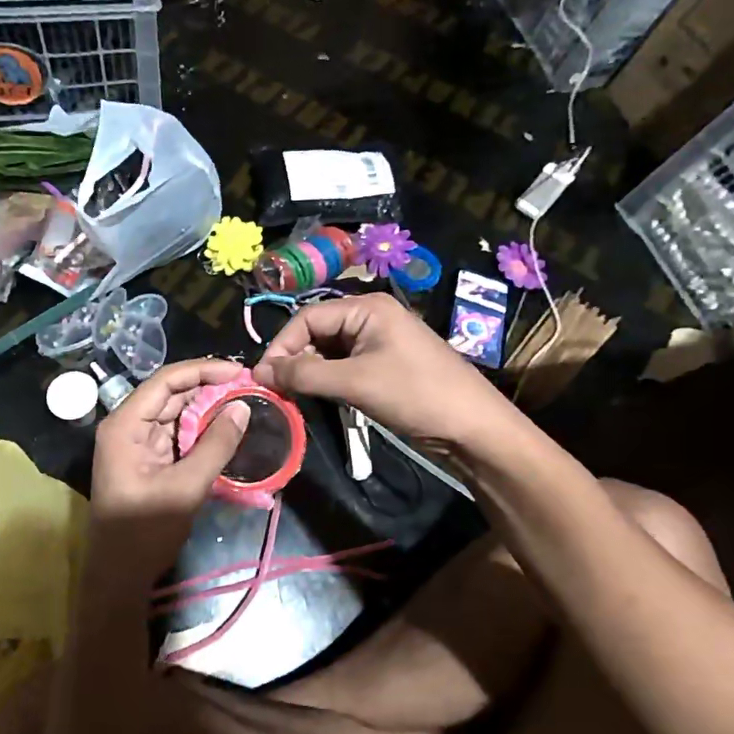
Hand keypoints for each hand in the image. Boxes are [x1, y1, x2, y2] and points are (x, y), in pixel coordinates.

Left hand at [87, 358, 252, 587]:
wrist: (118, 576)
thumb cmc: (144, 532)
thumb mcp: (186, 487)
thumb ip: (216, 445)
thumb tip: (243, 407)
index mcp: (126, 425)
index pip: (166, 381)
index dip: (202, 370)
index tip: (238, 371)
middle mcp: (128, 426)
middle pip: (170, 392)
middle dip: (208, 386)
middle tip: (248, 385)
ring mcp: (137, 442)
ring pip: (175, 411)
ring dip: (207, 405)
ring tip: (243, 400)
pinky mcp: (148, 458)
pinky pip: (176, 431)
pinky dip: (201, 426)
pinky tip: (226, 425)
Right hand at [253, 294, 515, 448]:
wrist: (473, 426)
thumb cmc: (415, 394)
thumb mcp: (355, 382)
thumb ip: (305, 373)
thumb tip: (260, 371)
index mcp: (367, 307)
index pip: (307, 316)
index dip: (282, 345)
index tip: (262, 377)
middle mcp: (371, 316)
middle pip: (317, 331)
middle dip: (294, 358)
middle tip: (276, 390)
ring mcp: (379, 341)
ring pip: (329, 350)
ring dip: (309, 371)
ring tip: (293, 396)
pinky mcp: (384, 364)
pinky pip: (345, 365)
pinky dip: (328, 379)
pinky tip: (319, 397)